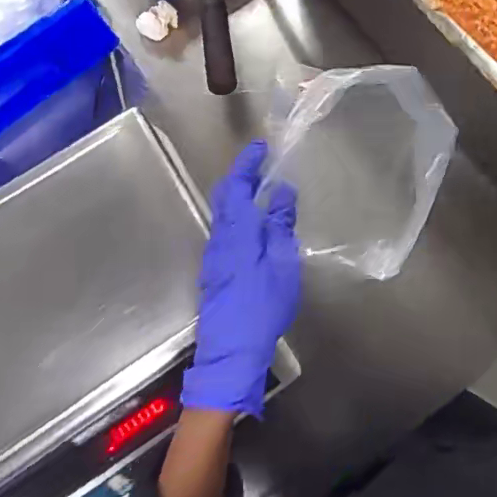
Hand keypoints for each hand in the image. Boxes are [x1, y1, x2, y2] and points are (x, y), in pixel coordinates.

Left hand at [182, 140, 300, 418]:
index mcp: (236, 230)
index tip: (259, 147)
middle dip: (240, 176)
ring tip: (262, 190)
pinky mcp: (216, 269)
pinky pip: (226, 230)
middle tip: (261, 166)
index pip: (238, 185)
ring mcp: (214, 254)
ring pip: (223, 213)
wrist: (231, 349)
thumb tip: (281, 192)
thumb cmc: (262, 305)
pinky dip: (239, 215)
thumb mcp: (282, 263)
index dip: (247, 163)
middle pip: (225, 196)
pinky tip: (255, 224)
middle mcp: (219, 237)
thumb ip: (280, 225)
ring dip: (239, 196)